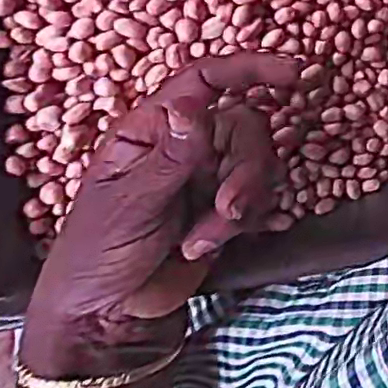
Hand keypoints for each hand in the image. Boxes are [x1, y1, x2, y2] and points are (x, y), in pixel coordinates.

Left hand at [20, 52, 299, 376]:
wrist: (107, 318)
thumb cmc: (95, 254)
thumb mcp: (129, 204)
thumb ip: (170, 157)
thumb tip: (195, 108)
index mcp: (153, 129)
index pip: (205, 80)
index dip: (249, 69)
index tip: (292, 73)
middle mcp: (188, 144)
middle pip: (245, 127)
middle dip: (246, 168)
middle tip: (228, 208)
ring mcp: (209, 174)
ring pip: (258, 163)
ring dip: (241, 202)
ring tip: (204, 238)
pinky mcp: (226, 206)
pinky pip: (259, 197)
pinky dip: (241, 222)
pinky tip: (206, 246)